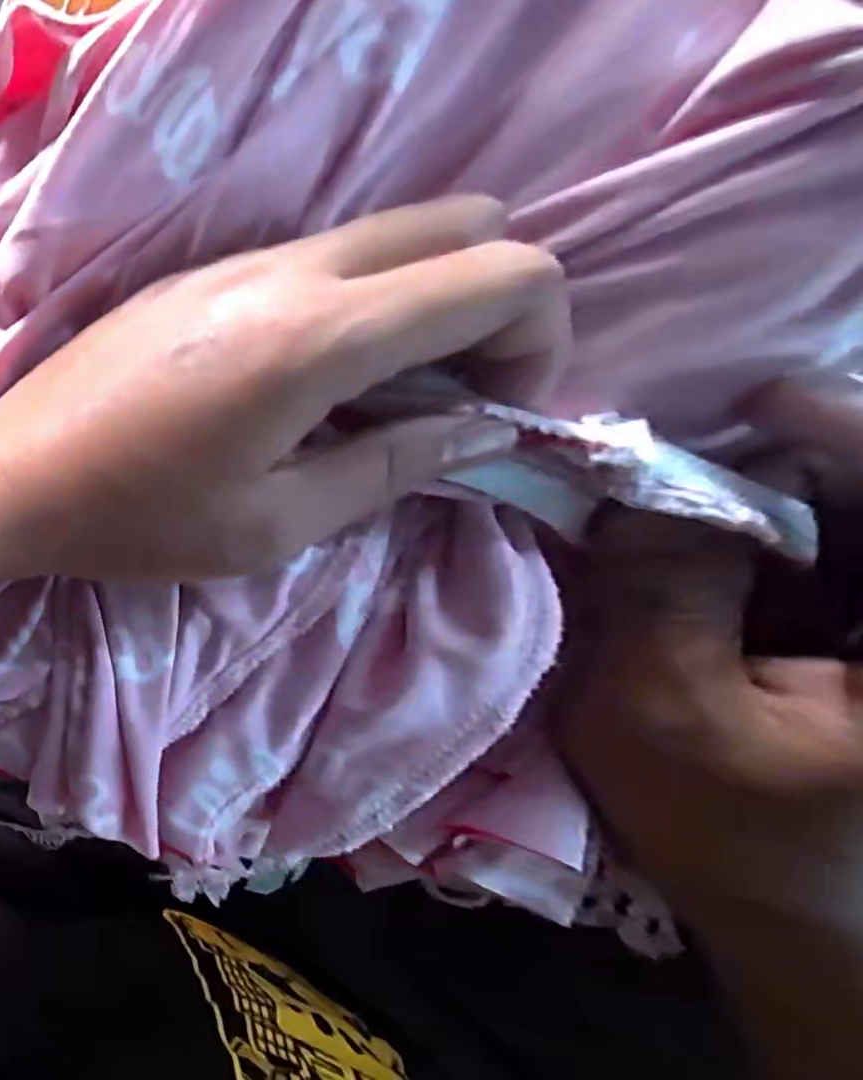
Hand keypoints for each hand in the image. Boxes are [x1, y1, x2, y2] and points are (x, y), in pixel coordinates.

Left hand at [0, 195, 567, 581]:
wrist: (4, 484)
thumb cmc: (128, 521)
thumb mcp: (268, 525)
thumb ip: (387, 469)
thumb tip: (473, 427)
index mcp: (316, 335)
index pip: (504, 272)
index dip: (535, 338)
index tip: (483, 413)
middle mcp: (274, 273)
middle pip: (449, 225)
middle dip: (480, 301)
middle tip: (430, 395)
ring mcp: (215, 267)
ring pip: (365, 240)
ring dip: (396, 302)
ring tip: (344, 400)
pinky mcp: (171, 283)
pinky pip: (288, 263)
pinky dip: (324, 304)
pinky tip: (272, 382)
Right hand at [552, 377, 862, 927]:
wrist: (805, 919)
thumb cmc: (733, 829)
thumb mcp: (665, 714)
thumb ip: (656, 599)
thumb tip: (640, 496)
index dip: (842, 437)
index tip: (756, 399)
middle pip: (861, 508)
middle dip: (789, 464)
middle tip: (687, 443)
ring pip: (838, 533)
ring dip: (765, 503)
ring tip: (675, 488)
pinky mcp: (861, 644)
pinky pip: (823, 568)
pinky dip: (762, 542)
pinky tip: (699, 542)